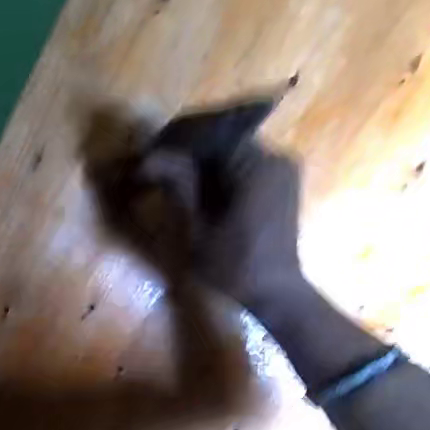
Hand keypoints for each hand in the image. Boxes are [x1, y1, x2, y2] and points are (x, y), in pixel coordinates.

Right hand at [133, 140, 304, 311]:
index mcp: (257, 165)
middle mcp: (275, 157)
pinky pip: (245, 166)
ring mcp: (281, 170)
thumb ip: (179, 187)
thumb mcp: (199, 230)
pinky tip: (198, 188)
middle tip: (155, 166)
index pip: (209, 135)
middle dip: (187, 151)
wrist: (276, 294)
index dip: (174, 143)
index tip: (148, 157)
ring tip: (170, 176)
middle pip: (222, 141)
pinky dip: (220, 173)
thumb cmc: (235, 267)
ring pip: (232, 153)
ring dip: (202, 163)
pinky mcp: (281, 183)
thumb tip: (149, 158)